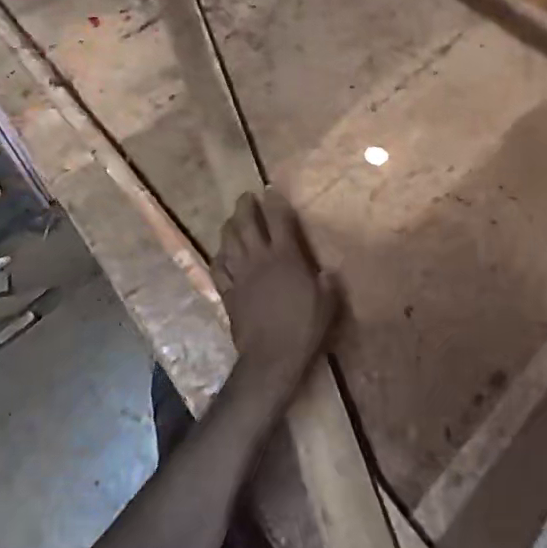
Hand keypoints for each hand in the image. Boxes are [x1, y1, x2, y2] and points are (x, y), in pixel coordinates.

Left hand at [214, 189, 337, 404]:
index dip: (274, 201)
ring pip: (229, 240)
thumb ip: (327, 282)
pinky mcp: (228, 291)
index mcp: (285, 256)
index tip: (271, 190)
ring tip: (232, 219)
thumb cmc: (303, 328)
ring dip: (230, 226)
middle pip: (247, 222)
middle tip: (246, 197)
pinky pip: (218, 267)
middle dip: (245, 205)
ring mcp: (240, 274)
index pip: (278, 219)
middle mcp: (259, 258)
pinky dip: (219, 256)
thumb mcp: (328, 303)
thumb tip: (326, 271)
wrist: (271, 357)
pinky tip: (221, 254)